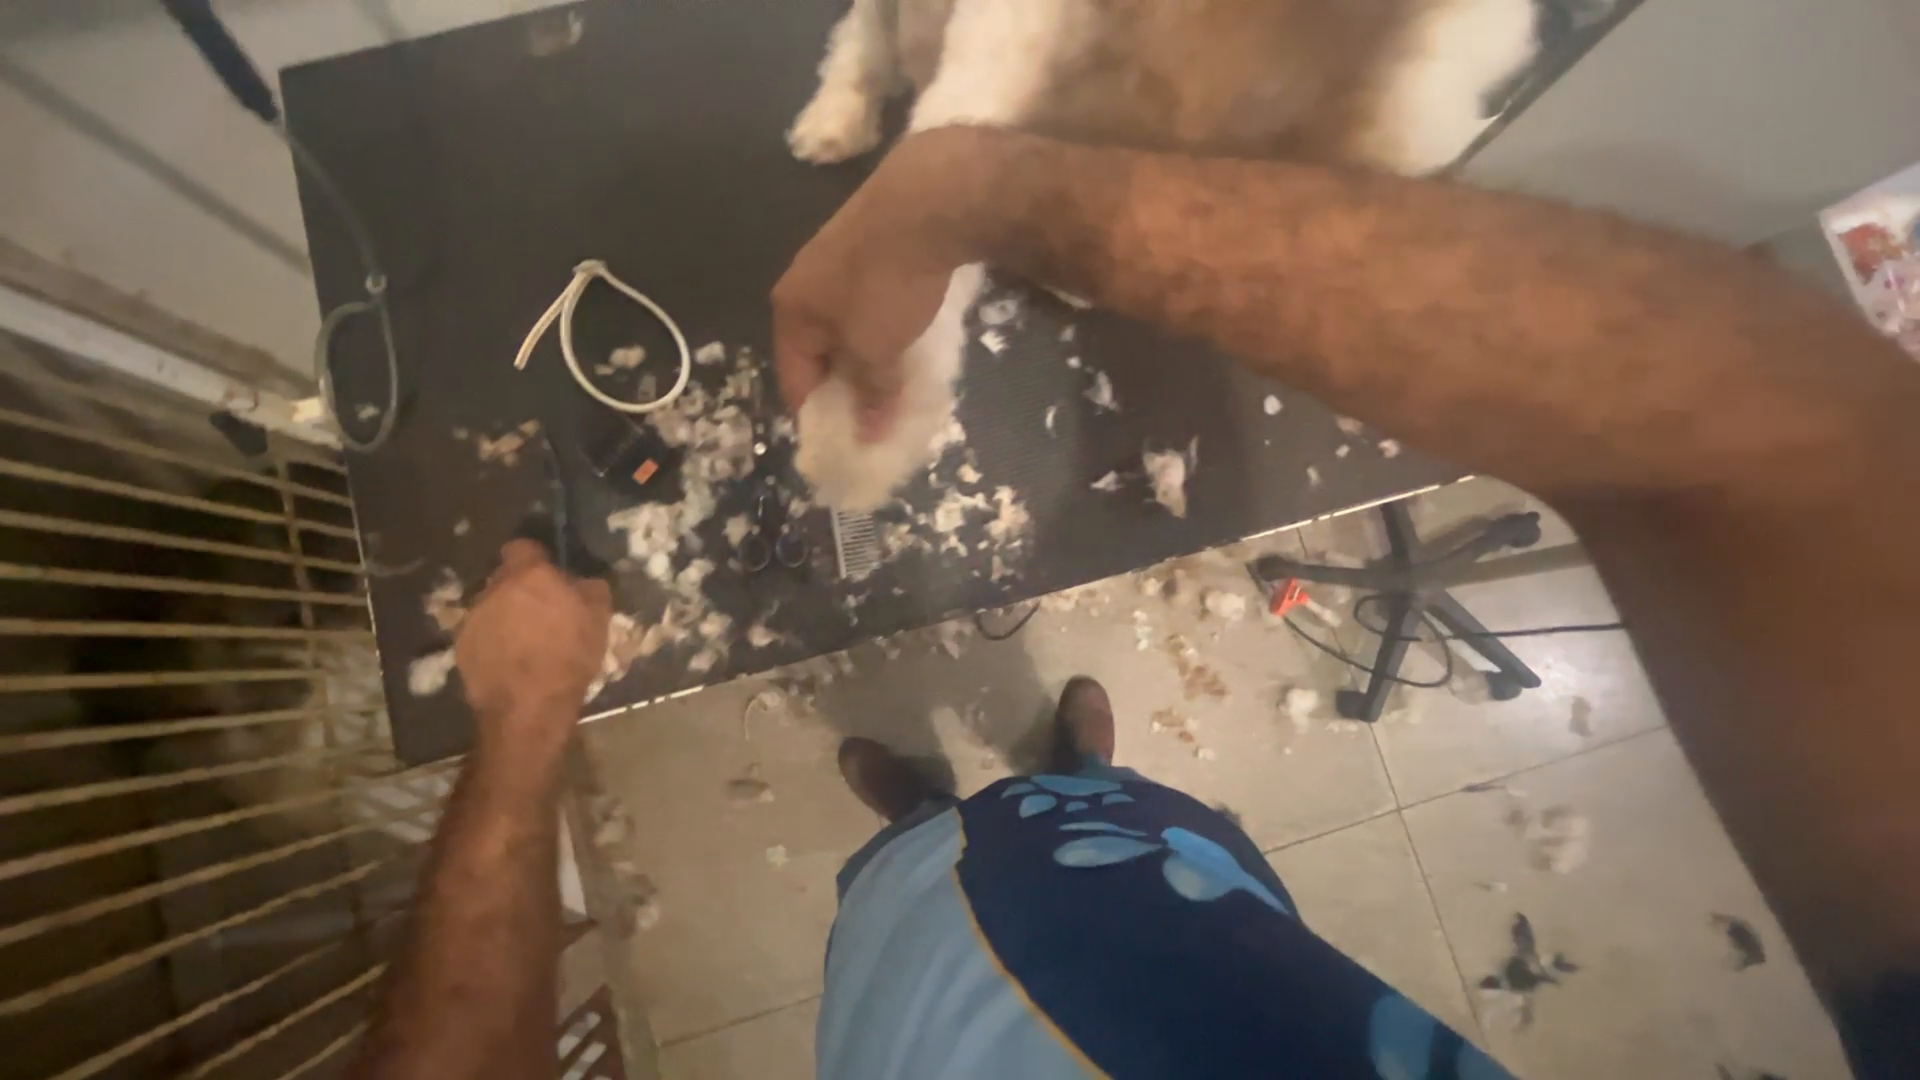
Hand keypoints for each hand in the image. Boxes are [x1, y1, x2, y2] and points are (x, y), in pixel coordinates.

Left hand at [455, 540, 611, 750]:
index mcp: (529, 574)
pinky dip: (494, 641)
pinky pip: (481, 633)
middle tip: (544, 610)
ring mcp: (473, 618)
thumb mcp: (600, 616)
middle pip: (505, 578)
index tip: (551, 574)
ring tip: (527, 640)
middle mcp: (494, 589)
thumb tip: (582, 581)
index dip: (536, 558)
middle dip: (521, 589)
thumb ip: (590, 587)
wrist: (530, 704)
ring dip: (507, 615)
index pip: (522, 546)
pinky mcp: (460, 647)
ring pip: (492, 606)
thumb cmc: (570, 654)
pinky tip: (512, 661)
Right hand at [771, 128, 987, 437]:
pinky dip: (882, 326)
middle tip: (874, 415)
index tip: (845, 439)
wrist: (925, 199)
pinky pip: (868, 301)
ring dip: (866, 355)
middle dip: (844, 385)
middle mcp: (804, 281)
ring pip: (845, 325)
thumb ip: (871, 393)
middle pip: (818, 350)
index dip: (818, 413)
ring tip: (894, 380)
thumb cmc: (886, 285)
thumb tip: (868, 434)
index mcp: (790, 310)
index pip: (793, 378)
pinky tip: (906, 336)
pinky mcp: (871, 242)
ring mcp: (836, 258)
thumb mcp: (876, 351)